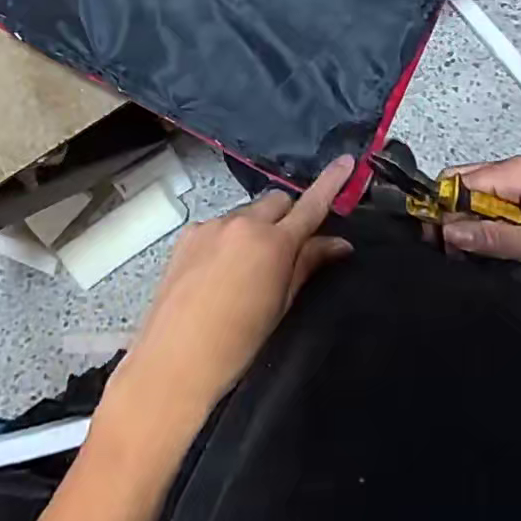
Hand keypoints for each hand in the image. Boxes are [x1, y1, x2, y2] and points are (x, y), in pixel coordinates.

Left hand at [108, 155, 355, 413]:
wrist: (175, 359)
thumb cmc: (238, 343)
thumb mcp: (282, 305)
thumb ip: (308, 265)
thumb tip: (339, 243)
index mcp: (273, 243)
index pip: (311, 205)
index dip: (331, 182)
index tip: (346, 160)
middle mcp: (242, 223)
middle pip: (277, 201)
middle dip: (288, 216)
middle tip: (287, 248)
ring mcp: (212, 225)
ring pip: (247, 213)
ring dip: (255, 228)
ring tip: (247, 268)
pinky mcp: (189, 233)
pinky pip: (219, 225)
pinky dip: (228, 239)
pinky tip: (220, 270)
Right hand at [439, 156, 520, 288]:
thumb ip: (492, 238)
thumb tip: (450, 233)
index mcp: (517, 173)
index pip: (458, 180)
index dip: (441, 208)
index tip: (436, 240)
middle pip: (468, 189)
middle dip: (456, 219)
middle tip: (454, 255)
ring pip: (486, 204)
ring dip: (477, 228)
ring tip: (476, 259)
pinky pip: (506, 213)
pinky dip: (497, 231)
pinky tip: (499, 254)